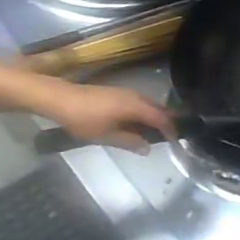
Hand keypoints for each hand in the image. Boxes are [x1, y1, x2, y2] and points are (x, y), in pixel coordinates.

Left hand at [34, 81, 175, 152]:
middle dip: (166, 120)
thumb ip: (130, 141)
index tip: (176, 140)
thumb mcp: (107, 136)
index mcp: (136, 106)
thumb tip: (147, 148)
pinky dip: (144, 112)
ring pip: (147, 103)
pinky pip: (138, 102)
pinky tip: (137, 122)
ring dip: (154, 115)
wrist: (62, 99)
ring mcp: (125, 92)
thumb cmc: (86, 120)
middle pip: (157, 107)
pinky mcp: (117, 92)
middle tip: (171, 134)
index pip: (160, 117)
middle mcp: (135, 96)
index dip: (170, 128)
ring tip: (155, 131)